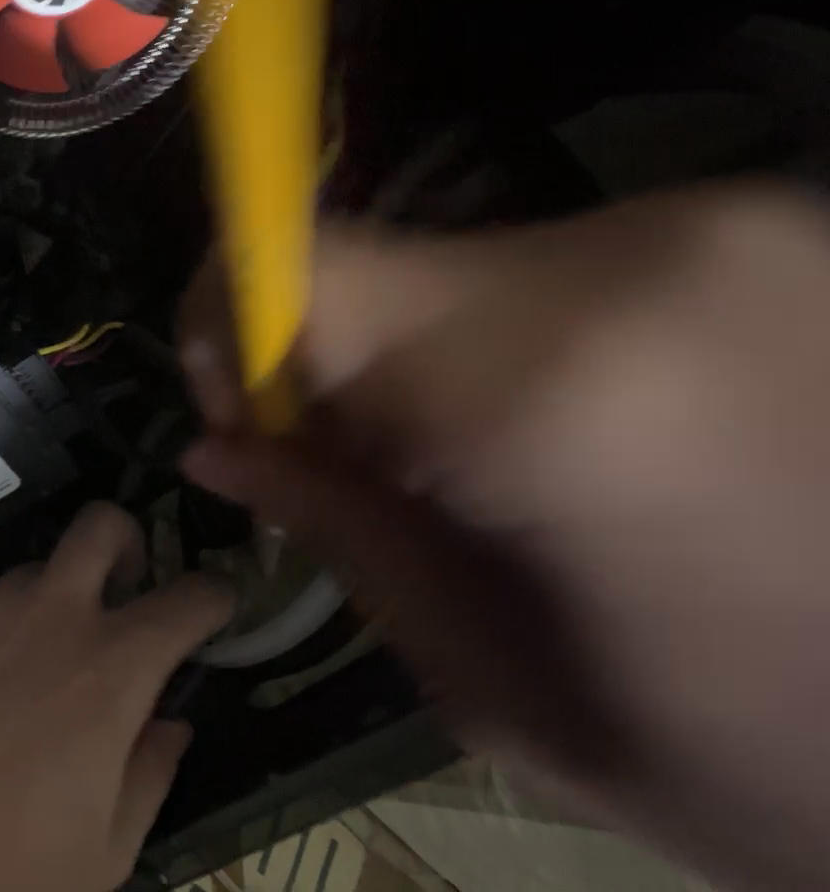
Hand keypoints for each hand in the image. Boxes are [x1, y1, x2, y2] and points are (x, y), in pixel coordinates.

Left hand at [0, 502, 234, 891]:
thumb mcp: (102, 851)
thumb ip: (149, 774)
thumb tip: (168, 724)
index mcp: (109, 668)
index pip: (188, 598)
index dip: (216, 595)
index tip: (219, 606)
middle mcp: (47, 614)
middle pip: (100, 525)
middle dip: (130, 542)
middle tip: (128, 592)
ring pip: (36, 568)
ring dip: (56, 597)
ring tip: (43, 659)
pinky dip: (0, 621)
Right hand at [179, 182, 829, 891]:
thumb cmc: (772, 764)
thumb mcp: (496, 686)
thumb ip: (340, 533)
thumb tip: (217, 447)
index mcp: (553, 397)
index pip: (293, 269)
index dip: (227, 327)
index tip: (248, 420)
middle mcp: (638, 267)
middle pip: (365, 268)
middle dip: (325, 367)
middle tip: (371, 476)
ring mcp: (722, 229)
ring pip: (450, 272)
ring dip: (420, 360)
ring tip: (497, 474)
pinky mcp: (763, 226)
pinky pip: (543, 271)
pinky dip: (504, 345)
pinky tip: (582, 440)